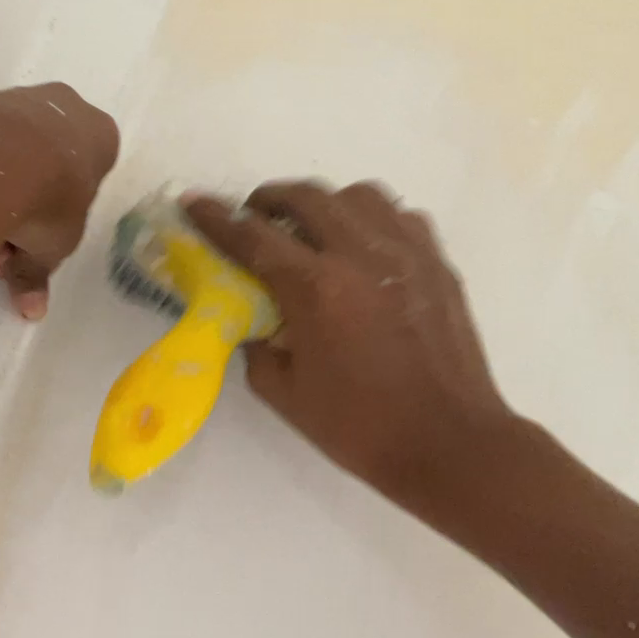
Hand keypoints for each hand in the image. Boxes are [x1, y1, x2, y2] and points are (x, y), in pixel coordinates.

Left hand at [0, 84, 118, 319]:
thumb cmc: (47, 203)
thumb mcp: (51, 251)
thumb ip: (38, 274)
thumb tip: (31, 310)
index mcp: (99, 135)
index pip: (87, 176)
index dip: (61, 216)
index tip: (36, 242)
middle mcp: (63, 105)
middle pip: (44, 163)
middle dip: (22, 208)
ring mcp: (14, 98)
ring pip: (6, 154)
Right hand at [184, 181, 517, 504]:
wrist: (447, 442)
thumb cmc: (356, 424)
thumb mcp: (281, 391)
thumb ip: (257, 344)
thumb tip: (253, 318)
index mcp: (316, 290)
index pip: (252, 237)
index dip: (214, 218)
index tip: (192, 201)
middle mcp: (361, 257)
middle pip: (307, 198)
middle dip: (268, 199)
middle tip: (251, 216)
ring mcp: (407, 254)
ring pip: (359, 195)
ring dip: (322, 204)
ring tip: (307, 230)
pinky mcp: (437, 264)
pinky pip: (398, 216)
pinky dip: (368, 220)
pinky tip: (357, 250)